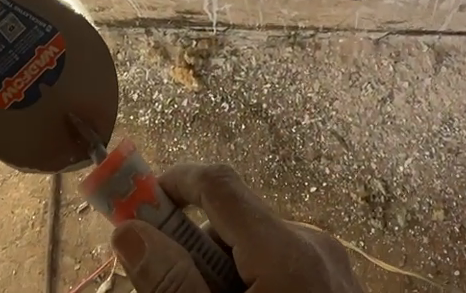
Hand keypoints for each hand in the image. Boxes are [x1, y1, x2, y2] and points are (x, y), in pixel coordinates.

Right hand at [112, 164, 364, 292]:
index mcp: (288, 250)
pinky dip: (250, 288)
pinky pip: (280, 270)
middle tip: (165, 290)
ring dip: (219, 277)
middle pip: (233, 222)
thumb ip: (173, 285)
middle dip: (190, 251)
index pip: (218, 184)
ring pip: (254, 250)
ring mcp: (331, 269)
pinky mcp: (336, 290)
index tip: (133, 208)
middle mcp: (314, 246)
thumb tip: (128, 233)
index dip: (171, 185)